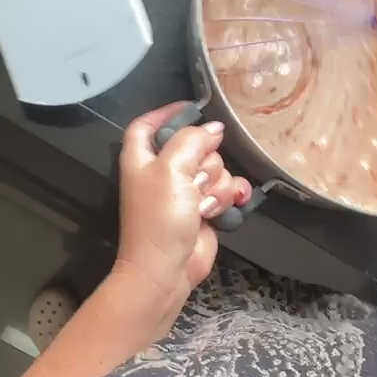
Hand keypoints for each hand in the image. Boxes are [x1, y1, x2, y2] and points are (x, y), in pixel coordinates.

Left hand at [113, 103, 253, 300]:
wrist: (166, 270)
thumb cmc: (159, 218)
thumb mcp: (171, 169)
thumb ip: (192, 141)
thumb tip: (214, 129)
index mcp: (143, 158)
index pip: (148, 124)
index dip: (166, 113)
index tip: (192, 107)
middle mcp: (164, 172)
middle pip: (195, 146)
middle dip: (206, 161)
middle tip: (197, 180)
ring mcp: (186, 192)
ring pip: (216, 169)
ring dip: (218, 185)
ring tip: (206, 205)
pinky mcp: (205, 209)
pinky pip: (228, 190)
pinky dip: (233, 195)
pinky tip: (234, 203)